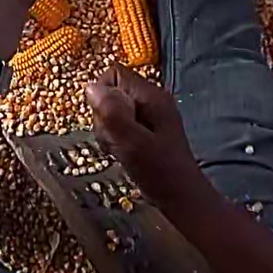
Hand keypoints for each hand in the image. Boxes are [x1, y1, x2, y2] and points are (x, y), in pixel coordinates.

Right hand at [85, 64, 212, 212]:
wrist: (181, 199)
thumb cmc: (160, 172)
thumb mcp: (133, 142)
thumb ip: (112, 113)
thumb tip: (91, 87)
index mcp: (151, 96)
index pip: (113, 73)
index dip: (101, 93)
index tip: (105, 120)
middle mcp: (150, 100)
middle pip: (110, 92)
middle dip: (103, 115)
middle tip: (115, 139)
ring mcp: (148, 115)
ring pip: (110, 110)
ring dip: (107, 130)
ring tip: (119, 148)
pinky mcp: (145, 129)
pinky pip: (117, 124)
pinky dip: (113, 138)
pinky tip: (121, 153)